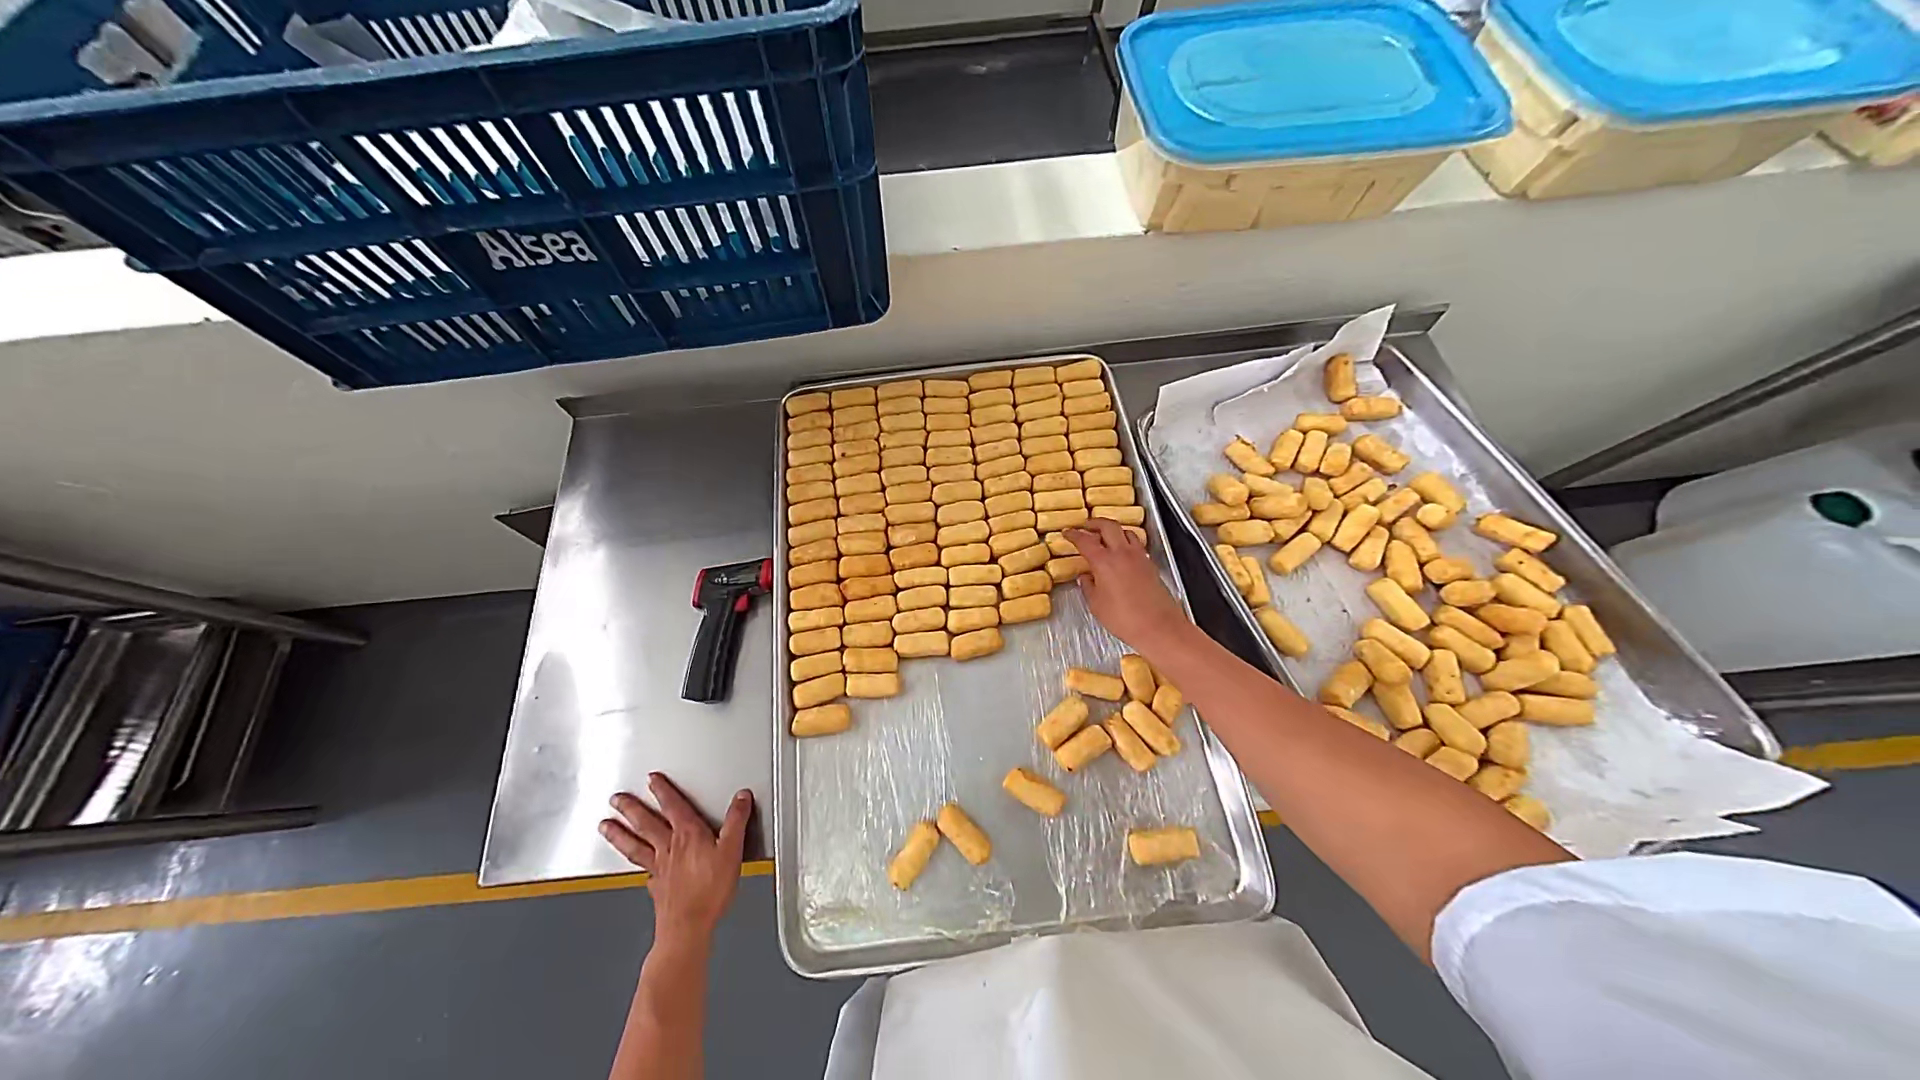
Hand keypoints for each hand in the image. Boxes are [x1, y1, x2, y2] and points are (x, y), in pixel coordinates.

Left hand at [601, 775, 752, 942]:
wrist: (688, 928)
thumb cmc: (710, 891)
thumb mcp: (732, 850)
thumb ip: (736, 821)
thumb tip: (741, 798)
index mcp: (688, 835)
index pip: (672, 806)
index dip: (663, 790)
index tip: (652, 779)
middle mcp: (669, 849)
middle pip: (646, 823)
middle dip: (630, 809)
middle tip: (616, 798)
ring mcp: (660, 868)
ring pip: (635, 845)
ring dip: (619, 834)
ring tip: (605, 826)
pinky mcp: (657, 888)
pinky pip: (643, 871)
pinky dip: (638, 866)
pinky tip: (637, 869)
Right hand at [1065, 519, 1192, 653]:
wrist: (1158, 626)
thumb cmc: (1124, 618)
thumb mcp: (1096, 604)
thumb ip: (1088, 587)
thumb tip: (1085, 578)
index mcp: (1104, 561)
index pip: (1085, 540)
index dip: (1073, 534)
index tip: (1067, 533)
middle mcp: (1122, 553)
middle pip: (1108, 526)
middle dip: (1095, 523)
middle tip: (1086, 526)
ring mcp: (1139, 557)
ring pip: (1125, 531)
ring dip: (1113, 529)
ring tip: (1105, 536)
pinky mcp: (1150, 565)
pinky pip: (1136, 544)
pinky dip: (1126, 541)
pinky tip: (1123, 552)